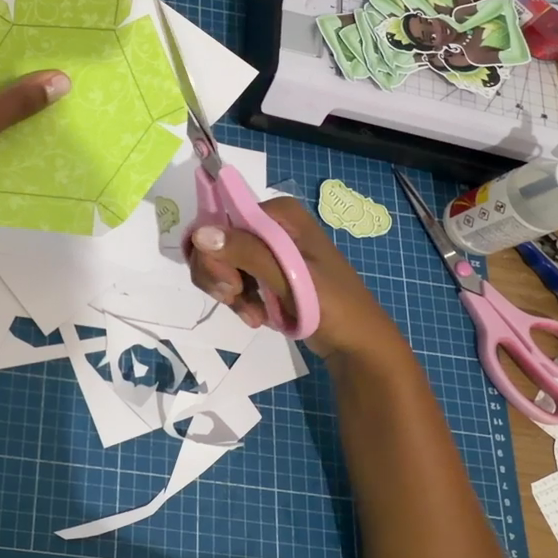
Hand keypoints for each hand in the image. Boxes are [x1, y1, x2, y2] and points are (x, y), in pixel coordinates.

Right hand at [188, 196, 410, 361]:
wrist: (356, 342)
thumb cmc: (333, 306)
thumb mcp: (290, 279)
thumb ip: (246, 253)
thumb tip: (200, 233)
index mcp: (279, 214)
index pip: (220, 221)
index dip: (215, 254)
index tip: (232, 284)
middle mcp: (269, 225)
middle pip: (214, 243)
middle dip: (220, 277)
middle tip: (236, 298)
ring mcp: (266, 249)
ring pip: (218, 264)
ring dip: (230, 294)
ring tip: (254, 314)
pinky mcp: (265, 271)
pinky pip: (231, 280)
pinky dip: (238, 301)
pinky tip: (257, 316)